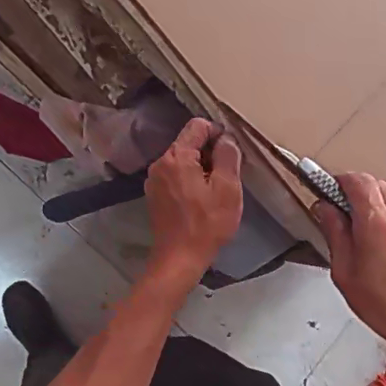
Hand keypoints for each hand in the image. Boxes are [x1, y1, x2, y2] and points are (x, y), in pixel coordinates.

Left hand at [145, 118, 242, 280]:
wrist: (179, 259)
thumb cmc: (207, 224)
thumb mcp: (227, 188)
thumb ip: (227, 157)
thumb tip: (226, 139)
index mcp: (176, 157)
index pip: (197, 126)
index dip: (218, 134)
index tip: (231, 154)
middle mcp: (160, 163)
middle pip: (188, 143)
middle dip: (210, 154)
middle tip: (227, 177)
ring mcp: (154, 181)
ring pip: (182, 162)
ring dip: (200, 169)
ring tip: (215, 192)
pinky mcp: (154, 196)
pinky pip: (175, 177)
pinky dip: (189, 182)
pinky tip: (200, 201)